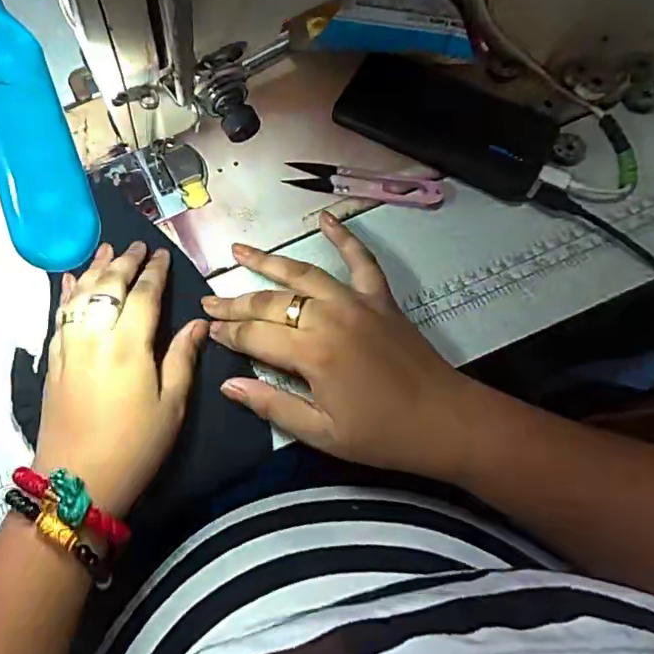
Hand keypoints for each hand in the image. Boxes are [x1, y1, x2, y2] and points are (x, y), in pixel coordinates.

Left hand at [36, 241, 205, 518]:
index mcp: (129, 347)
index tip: (162, 255)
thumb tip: (198, 322)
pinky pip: (57, 317)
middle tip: (136, 245)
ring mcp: (68, 348)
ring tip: (105, 249)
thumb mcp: (172, 407)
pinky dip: (65, 294)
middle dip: (123, 262)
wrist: (76, 482)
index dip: (153, 272)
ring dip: (93, 269)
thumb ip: (182, 358)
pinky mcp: (52, 362)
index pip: (142, 295)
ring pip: (79, 296)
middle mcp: (95, 338)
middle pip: (108, 287)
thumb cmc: (134, 447)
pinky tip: (70, 280)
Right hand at [202, 213, 473, 482]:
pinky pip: (360, 260)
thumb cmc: (382, 434)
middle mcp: (329, 317)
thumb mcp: (321, 433)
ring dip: (268, 261)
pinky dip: (344, 237)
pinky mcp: (380, 298)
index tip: (208, 330)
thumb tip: (228, 383)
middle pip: (271, 302)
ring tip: (239, 250)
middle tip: (209, 300)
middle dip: (236, 302)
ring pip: (303, 273)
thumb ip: (271, 405)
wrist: (445, 420)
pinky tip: (325, 218)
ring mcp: (356, 301)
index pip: (255, 335)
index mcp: (311, 353)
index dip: (228, 333)